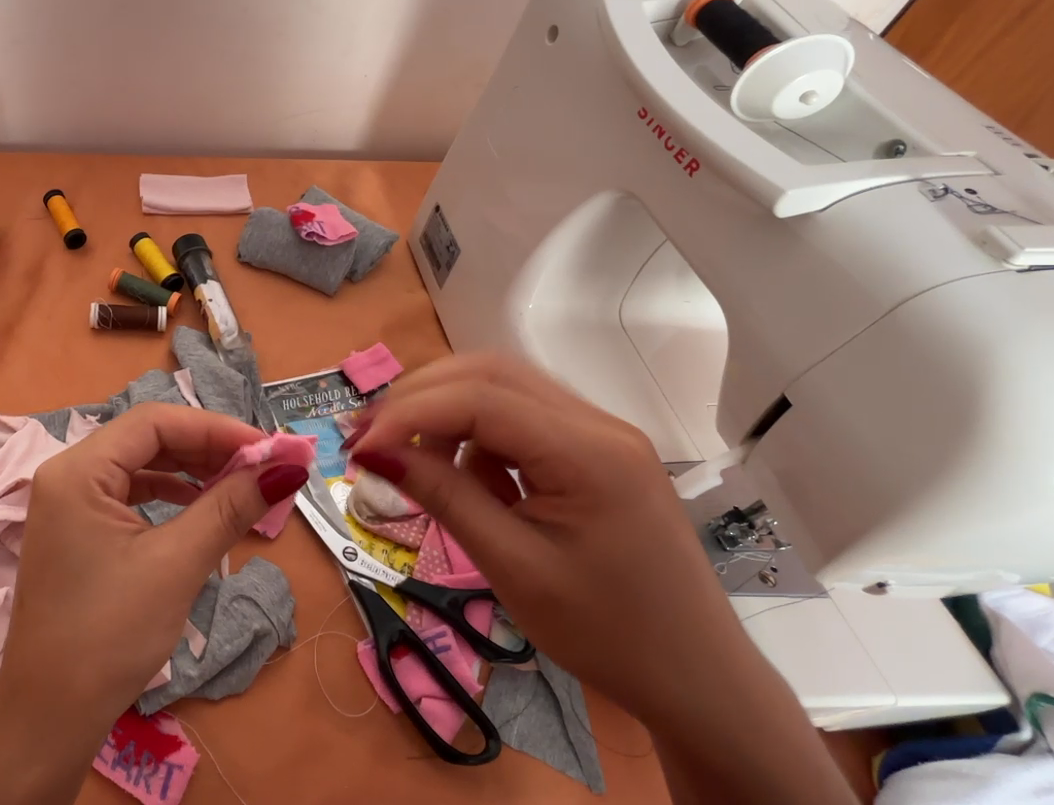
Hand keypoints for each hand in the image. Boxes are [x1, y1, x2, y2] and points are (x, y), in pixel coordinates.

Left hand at [0, 403, 307, 803]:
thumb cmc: (110, 634)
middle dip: (206, 450)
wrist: (50, 716)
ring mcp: (67, 506)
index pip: (153, 422)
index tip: (269, 449)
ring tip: (240, 488)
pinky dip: (168, 499)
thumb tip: (288, 467)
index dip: (215, 428)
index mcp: (77, 470)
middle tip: (263, 469)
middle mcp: (66, 476)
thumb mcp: (176, 564)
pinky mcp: (76, 534)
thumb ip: (229, 507)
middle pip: (145, 440)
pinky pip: (128, 498)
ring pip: (138, 468)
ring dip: (190, 473)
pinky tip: (199, 510)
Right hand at [345, 353, 739, 723]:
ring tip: (416, 463)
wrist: (697, 680)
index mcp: (588, 452)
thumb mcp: (511, 566)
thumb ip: (442, 496)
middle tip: (370, 439)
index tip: (357, 448)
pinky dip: (478, 435)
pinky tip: (472, 481)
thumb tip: (371, 452)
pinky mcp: (597, 451)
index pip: (478, 399)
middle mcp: (599, 424)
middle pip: (489, 373)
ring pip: (504, 387)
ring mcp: (603, 434)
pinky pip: (522, 417)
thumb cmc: (606, 634)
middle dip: (420, 398)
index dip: (408, 414)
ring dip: (447, 412)